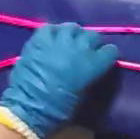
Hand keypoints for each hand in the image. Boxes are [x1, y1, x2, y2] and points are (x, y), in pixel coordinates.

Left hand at [0, 24, 119, 138]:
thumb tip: (94, 69)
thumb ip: (93, 77)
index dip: (106, 55)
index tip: (103, 59)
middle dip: (91, 43)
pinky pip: (49, 28)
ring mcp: (58, 41)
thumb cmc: (60, 110)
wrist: (29, 109)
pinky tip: (51, 40)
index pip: (110, 50)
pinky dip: (52, 33)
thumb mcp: (86, 95)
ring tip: (68, 43)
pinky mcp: (38, 40)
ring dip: (72, 35)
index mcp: (94, 64)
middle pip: (92, 36)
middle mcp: (79, 48)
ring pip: (71, 28)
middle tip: (85, 51)